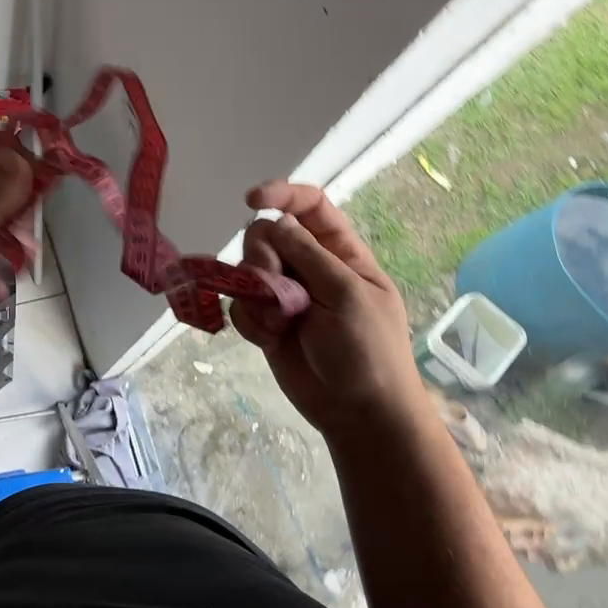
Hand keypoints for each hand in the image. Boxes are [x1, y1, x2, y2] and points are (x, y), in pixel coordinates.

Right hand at [229, 181, 422, 432]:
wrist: (358, 413)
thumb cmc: (368, 350)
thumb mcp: (346, 294)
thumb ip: (308, 254)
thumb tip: (274, 222)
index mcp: (340, 252)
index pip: (309, 205)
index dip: (281, 194)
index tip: (252, 201)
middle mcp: (309, 267)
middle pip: (266, 236)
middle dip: (263, 258)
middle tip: (277, 288)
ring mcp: (285, 295)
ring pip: (247, 270)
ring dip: (257, 295)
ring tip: (280, 324)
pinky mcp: (266, 322)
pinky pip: (240, 305)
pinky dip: (250, 320)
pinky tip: (270, 339)